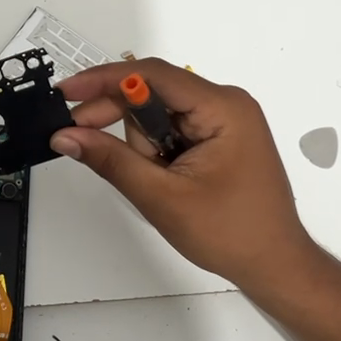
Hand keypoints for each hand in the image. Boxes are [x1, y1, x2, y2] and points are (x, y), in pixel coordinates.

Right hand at [51, 58, 318, 298]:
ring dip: (141, 143)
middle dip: (115, 116)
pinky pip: (171, 127)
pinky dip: (155, 149)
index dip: (104, 79)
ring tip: (156, 182)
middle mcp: (225, 103)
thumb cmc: (229, 232)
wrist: (275, 265)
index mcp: (222, 107)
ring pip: (158, 112)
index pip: (152, 75)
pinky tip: (162, 177)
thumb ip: (110, 160)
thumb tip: (65, 135)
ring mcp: (224, 119)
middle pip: (152, 91)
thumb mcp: (161, 196)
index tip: (67, 92)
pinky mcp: (219, 136)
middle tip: (77, 137)